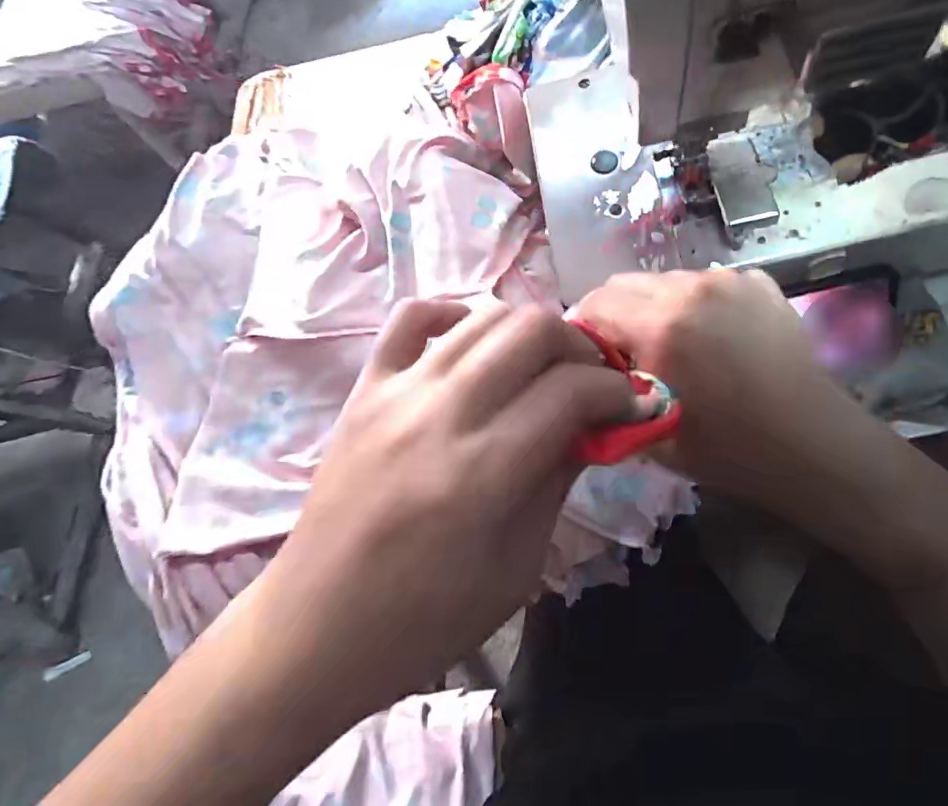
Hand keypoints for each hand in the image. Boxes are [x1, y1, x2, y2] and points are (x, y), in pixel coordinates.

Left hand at [257, 299, 638, 716]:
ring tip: (545, 364)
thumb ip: (559, 480)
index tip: (635, 403)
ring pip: (483, 315)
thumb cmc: (425, 620)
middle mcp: (441, 415)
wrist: (313, 633)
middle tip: (594, 380)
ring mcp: (396, 393)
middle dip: (581, 347)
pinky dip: (456, 314)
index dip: (617, 391)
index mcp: (483, 471)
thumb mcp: (518, 566)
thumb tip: (595, 425)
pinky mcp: (365, 389)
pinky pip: (412, 317)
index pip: (571, 392)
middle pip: (532, 331)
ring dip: (530, 329)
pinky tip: (476, 343)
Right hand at [572, 269, 859, 513]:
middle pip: (627, 283)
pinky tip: (716, 336)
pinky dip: (701, 303)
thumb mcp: (656, 440)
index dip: (582, 330)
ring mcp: (732, 280)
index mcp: (662, 325)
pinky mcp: (760, 284)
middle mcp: (693, 288)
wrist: (812, 443)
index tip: (589, 357)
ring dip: (658, 306)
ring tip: (675, 344)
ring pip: (668, 280)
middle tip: (626, 353)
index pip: (595, 304)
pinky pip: (711, 282)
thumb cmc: (733, 451)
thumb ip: (612, 402)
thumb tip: (587, 380)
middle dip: (615, 315)